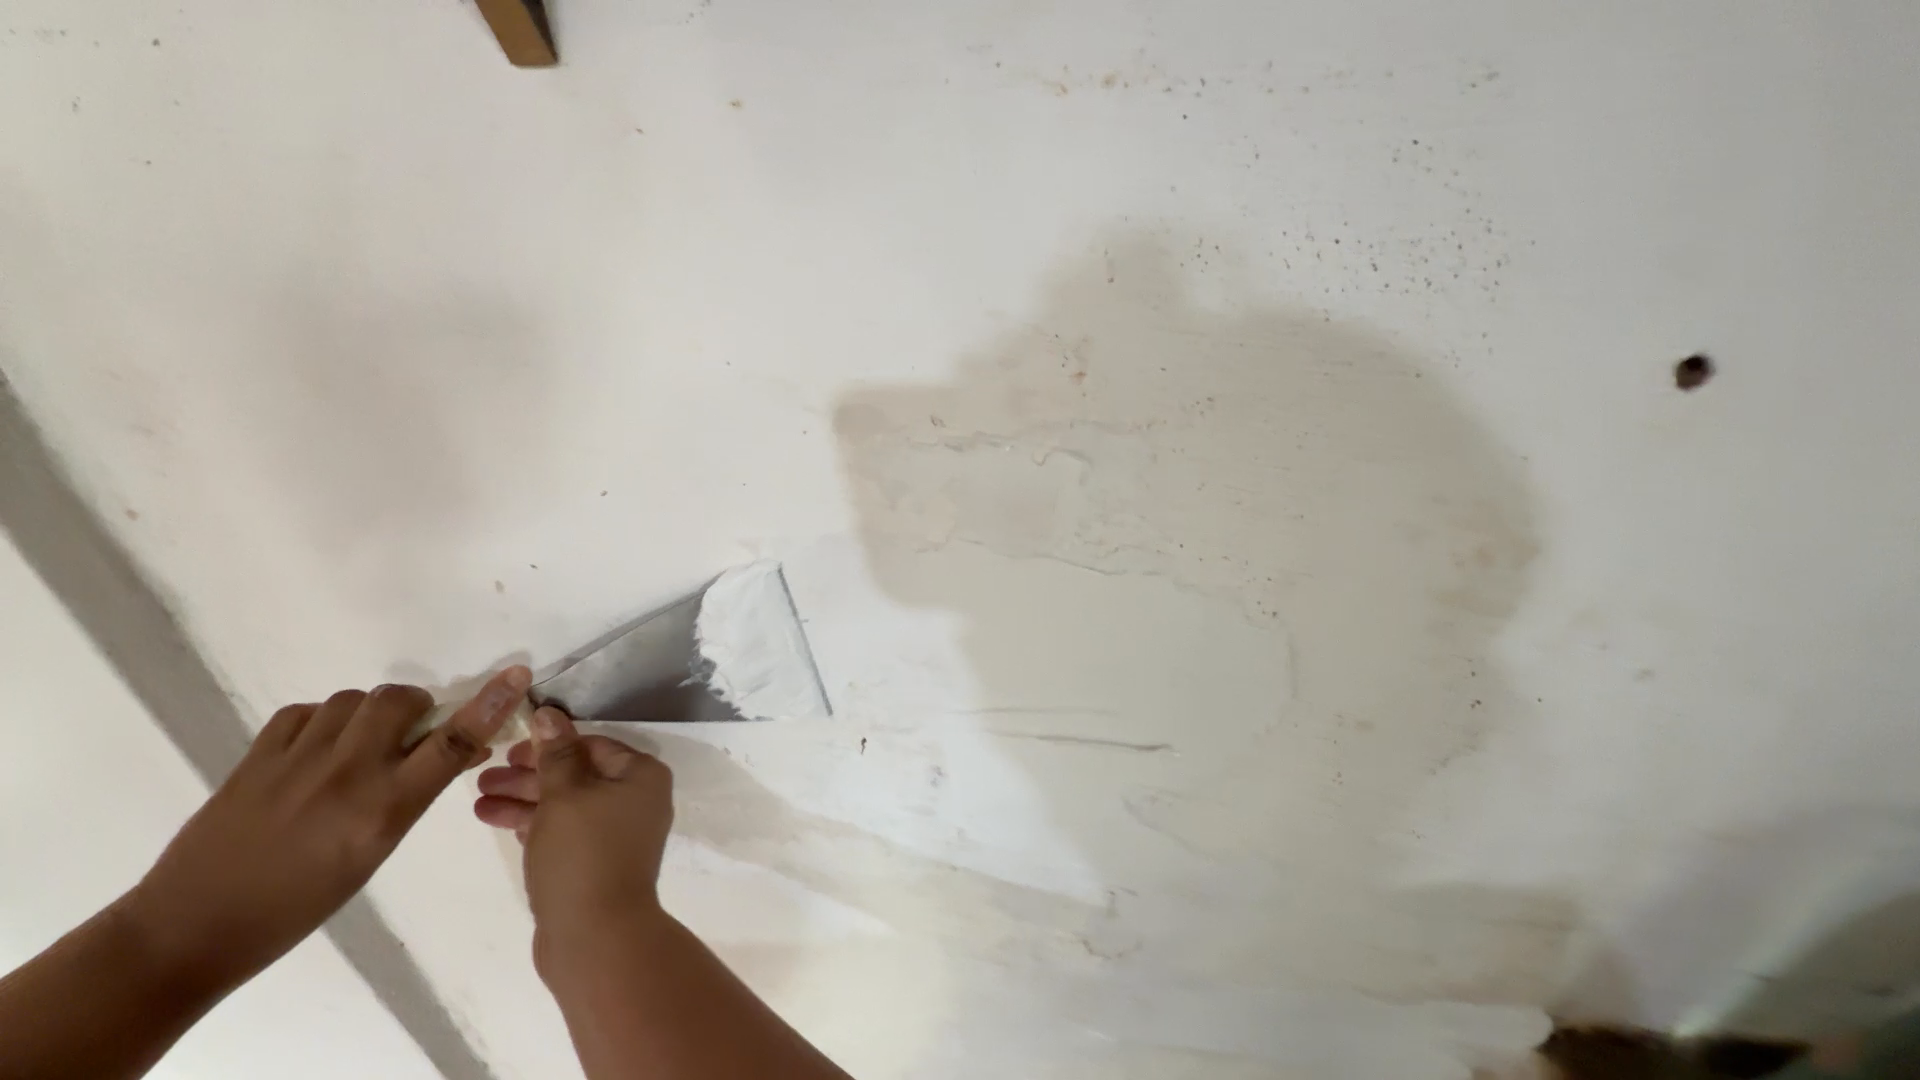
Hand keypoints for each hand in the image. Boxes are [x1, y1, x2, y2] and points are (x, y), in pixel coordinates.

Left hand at [127, 666, 532, 982]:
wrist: (194, 927)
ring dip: (369, 713)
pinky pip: (305, 712)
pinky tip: (316, 748)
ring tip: (357, 744)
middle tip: (409, 734)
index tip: (517, 674)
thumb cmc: (304, 902)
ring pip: (353, 700)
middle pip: (400, 702)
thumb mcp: (377, 851)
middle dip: (415, 707)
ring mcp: (296, 761)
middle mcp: (347, 775)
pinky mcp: (254, 757)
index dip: (490, 703)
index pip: (452, 742)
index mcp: (385, 809)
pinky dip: (322, 720)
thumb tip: (459, 753)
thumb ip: (414, 795)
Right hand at [471, 707, 673, 978]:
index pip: (594, 745)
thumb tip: (548, 713)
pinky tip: (495, 819)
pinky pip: (564, 830)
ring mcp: (618, 833)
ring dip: (525, 798)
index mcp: (642, 776)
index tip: (510, 747)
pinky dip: (534, 823)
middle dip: (531, 773)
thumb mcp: (564, 794)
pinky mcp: (597, 861)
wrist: (596, 936)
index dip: (551, 744)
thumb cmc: (583, 853)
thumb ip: (555, 753)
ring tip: (477, 800)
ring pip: (567, 804)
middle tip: (485, 775)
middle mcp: (637, 799)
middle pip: (578, 774)